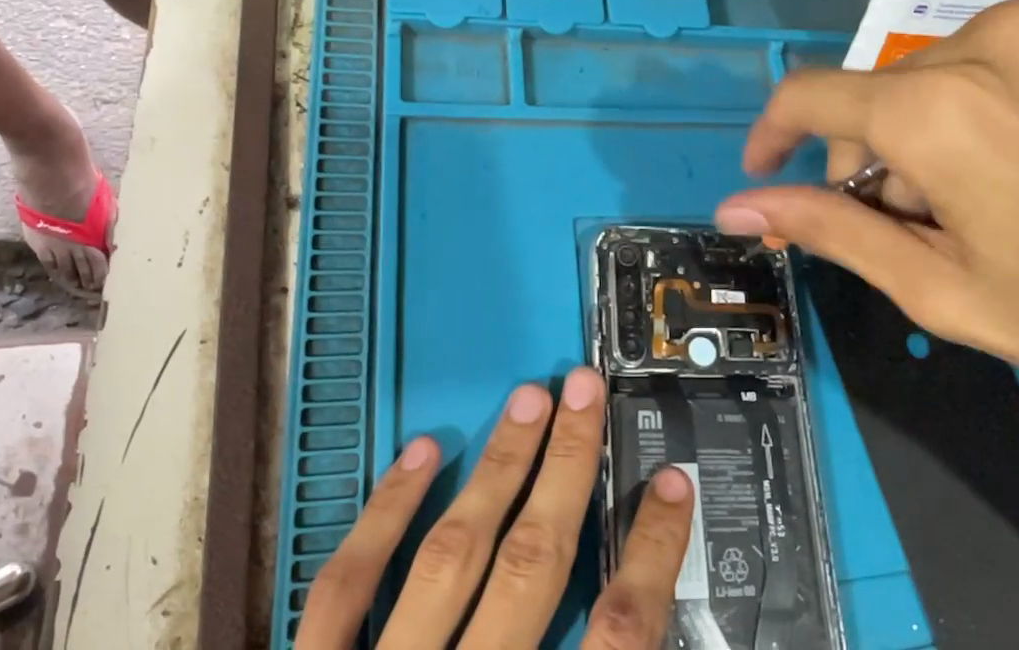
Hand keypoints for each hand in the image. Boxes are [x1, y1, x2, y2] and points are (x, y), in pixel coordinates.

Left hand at [294, 366, 696, 649]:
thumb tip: (639, 644)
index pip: (617, 637)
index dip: (653, 552)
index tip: (673, 486)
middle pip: (532, 566)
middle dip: (566, 470)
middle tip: (586, 393)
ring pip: (450, 553)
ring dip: (495, 469)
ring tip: (528, 401)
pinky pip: (345, 585)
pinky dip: (384, 513)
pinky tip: (421, 453)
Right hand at [712, 3, 1018, 591]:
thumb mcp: (945, 289)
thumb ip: (830, 231)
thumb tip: (737, 207)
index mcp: (943, 106)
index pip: (811, 96)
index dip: (772, 137)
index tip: (763, 181)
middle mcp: (990, 43)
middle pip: (874, 95)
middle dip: (863, 162)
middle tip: (897, 237)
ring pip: (929, 82)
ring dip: (916, 143)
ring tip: (966, 220)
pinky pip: (987, 70)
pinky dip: (968, 120)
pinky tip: (1013, 184)